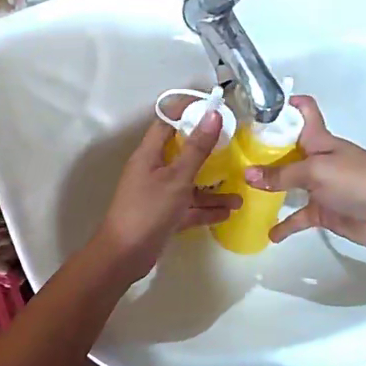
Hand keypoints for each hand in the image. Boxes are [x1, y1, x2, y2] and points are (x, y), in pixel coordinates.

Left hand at [90, 115, 238, 277]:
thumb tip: (212, 114)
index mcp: (149, 154)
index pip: (167, 123)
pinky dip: (207, 210)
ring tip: (240, 194)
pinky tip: (228, 213)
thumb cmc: (148, 210)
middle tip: (235, 149)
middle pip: (182, 155)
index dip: (188, 113)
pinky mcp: (165, 217)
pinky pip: (189, 209)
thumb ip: (197, 148)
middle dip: (209, 153)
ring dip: (213, 190)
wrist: (125, 255)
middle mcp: (153, 171)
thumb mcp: (177, 177)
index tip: (215, 110)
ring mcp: (159, 196)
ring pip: (190, 186)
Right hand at [244, 95, 365, 252]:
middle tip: (233, 155)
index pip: (303, 112)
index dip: (283, 106)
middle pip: (288, 149)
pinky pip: (299, 217)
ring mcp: (321, 186)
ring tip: (243, 192)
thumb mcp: (317, 172)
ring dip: (270, 188)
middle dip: (264, 151)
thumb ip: (281, 175)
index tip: (255, 110)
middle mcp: (319, 159)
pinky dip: (285, 225)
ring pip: (290, 184)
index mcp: (320, 140)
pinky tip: (270, 234)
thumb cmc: (359, 181)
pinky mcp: (324, 212)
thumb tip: (247, 176)